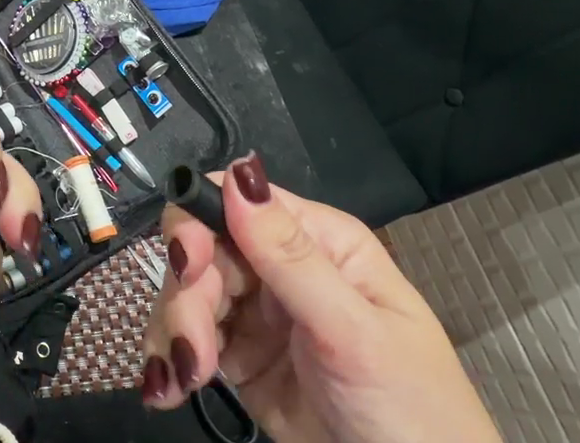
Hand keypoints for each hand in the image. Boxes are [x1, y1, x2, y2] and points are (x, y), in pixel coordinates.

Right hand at [141, 154, 501, 442]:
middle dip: (186, 297)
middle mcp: (280, 266)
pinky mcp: (240, 357)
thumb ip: (290, 257)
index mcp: (317, 241)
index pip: (237, 202)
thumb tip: (240, 170)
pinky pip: (188, 338)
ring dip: (174, 333)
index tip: (185, 266)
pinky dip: (170, 360)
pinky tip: (168, 390)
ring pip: (187, 293)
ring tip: (183, 384)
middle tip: (189, 355)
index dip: (198, 223)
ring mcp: (258, 312)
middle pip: (202, 251)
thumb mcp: (354, 333)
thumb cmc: (412, 409)